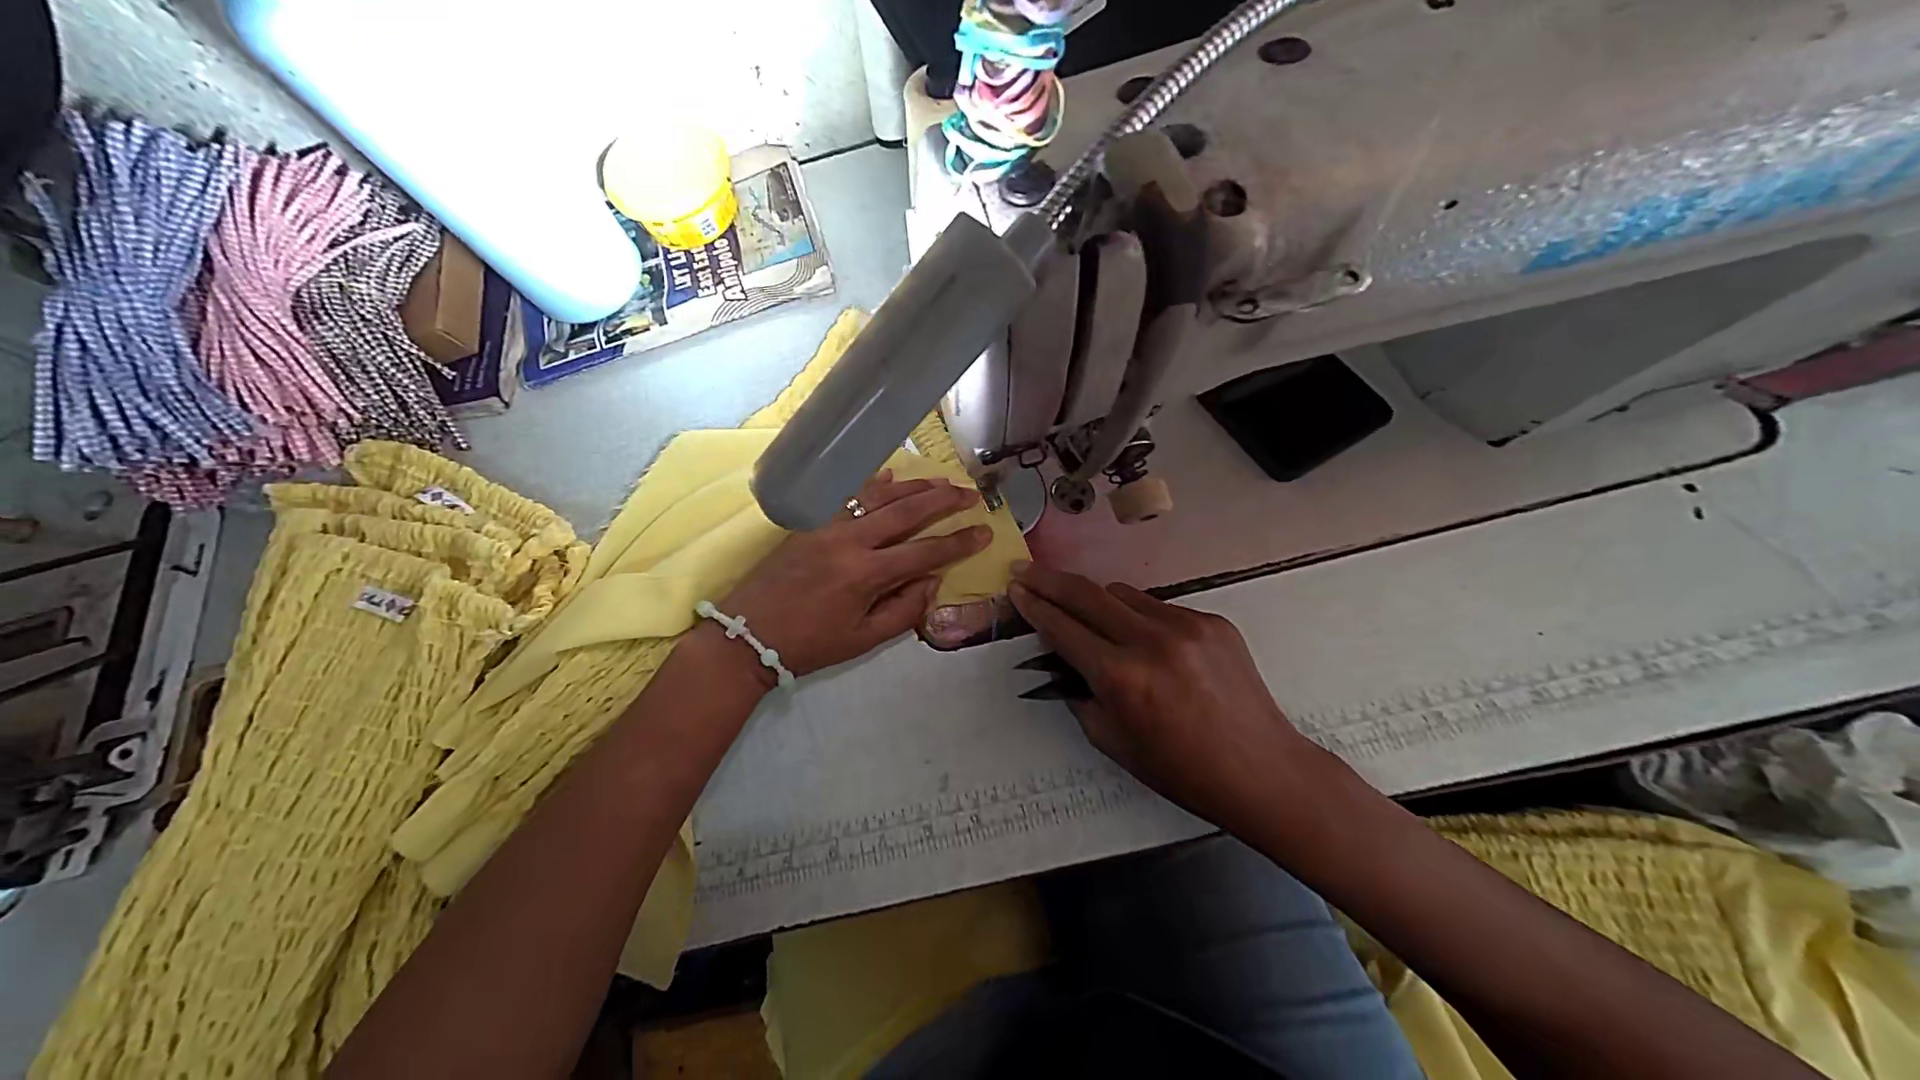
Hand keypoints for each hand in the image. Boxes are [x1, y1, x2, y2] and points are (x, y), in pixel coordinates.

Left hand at [717, 471, 989, 682]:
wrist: (747, 634)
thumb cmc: (809, 644)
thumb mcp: (863, 640)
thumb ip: (904, 610)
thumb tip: (932, 582)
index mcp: (866, 575)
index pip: (925, 552)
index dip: (958, 542)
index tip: (984, 530)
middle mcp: (850, 542)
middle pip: (906, 512)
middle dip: (943, 502)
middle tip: (970, 494)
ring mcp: (827, 528)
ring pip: (878, 498)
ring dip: (913, 488)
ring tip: (941, 482)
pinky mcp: (810, 524)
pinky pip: (846, 497)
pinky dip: (871, 485)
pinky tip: (890, 476)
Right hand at [1008, 562, 1323, 829]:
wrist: (1261, 769)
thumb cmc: (1181, 769)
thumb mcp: (1112, 742)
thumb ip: (1080, 695)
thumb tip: (1063, 662)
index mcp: (1121, 677)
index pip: (1063, 628)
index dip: (1034, 606)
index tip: (1016, 589)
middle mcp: (1151, 641)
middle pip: (1087, 593)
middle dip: (1050, 580)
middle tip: (1027, 570)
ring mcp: (1186, 625)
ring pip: (1124, 595)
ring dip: (1098, 602)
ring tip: (1093, 621)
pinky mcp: (1213, 621)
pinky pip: (1160, 608)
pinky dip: (1141, 619)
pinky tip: (1149, 646)